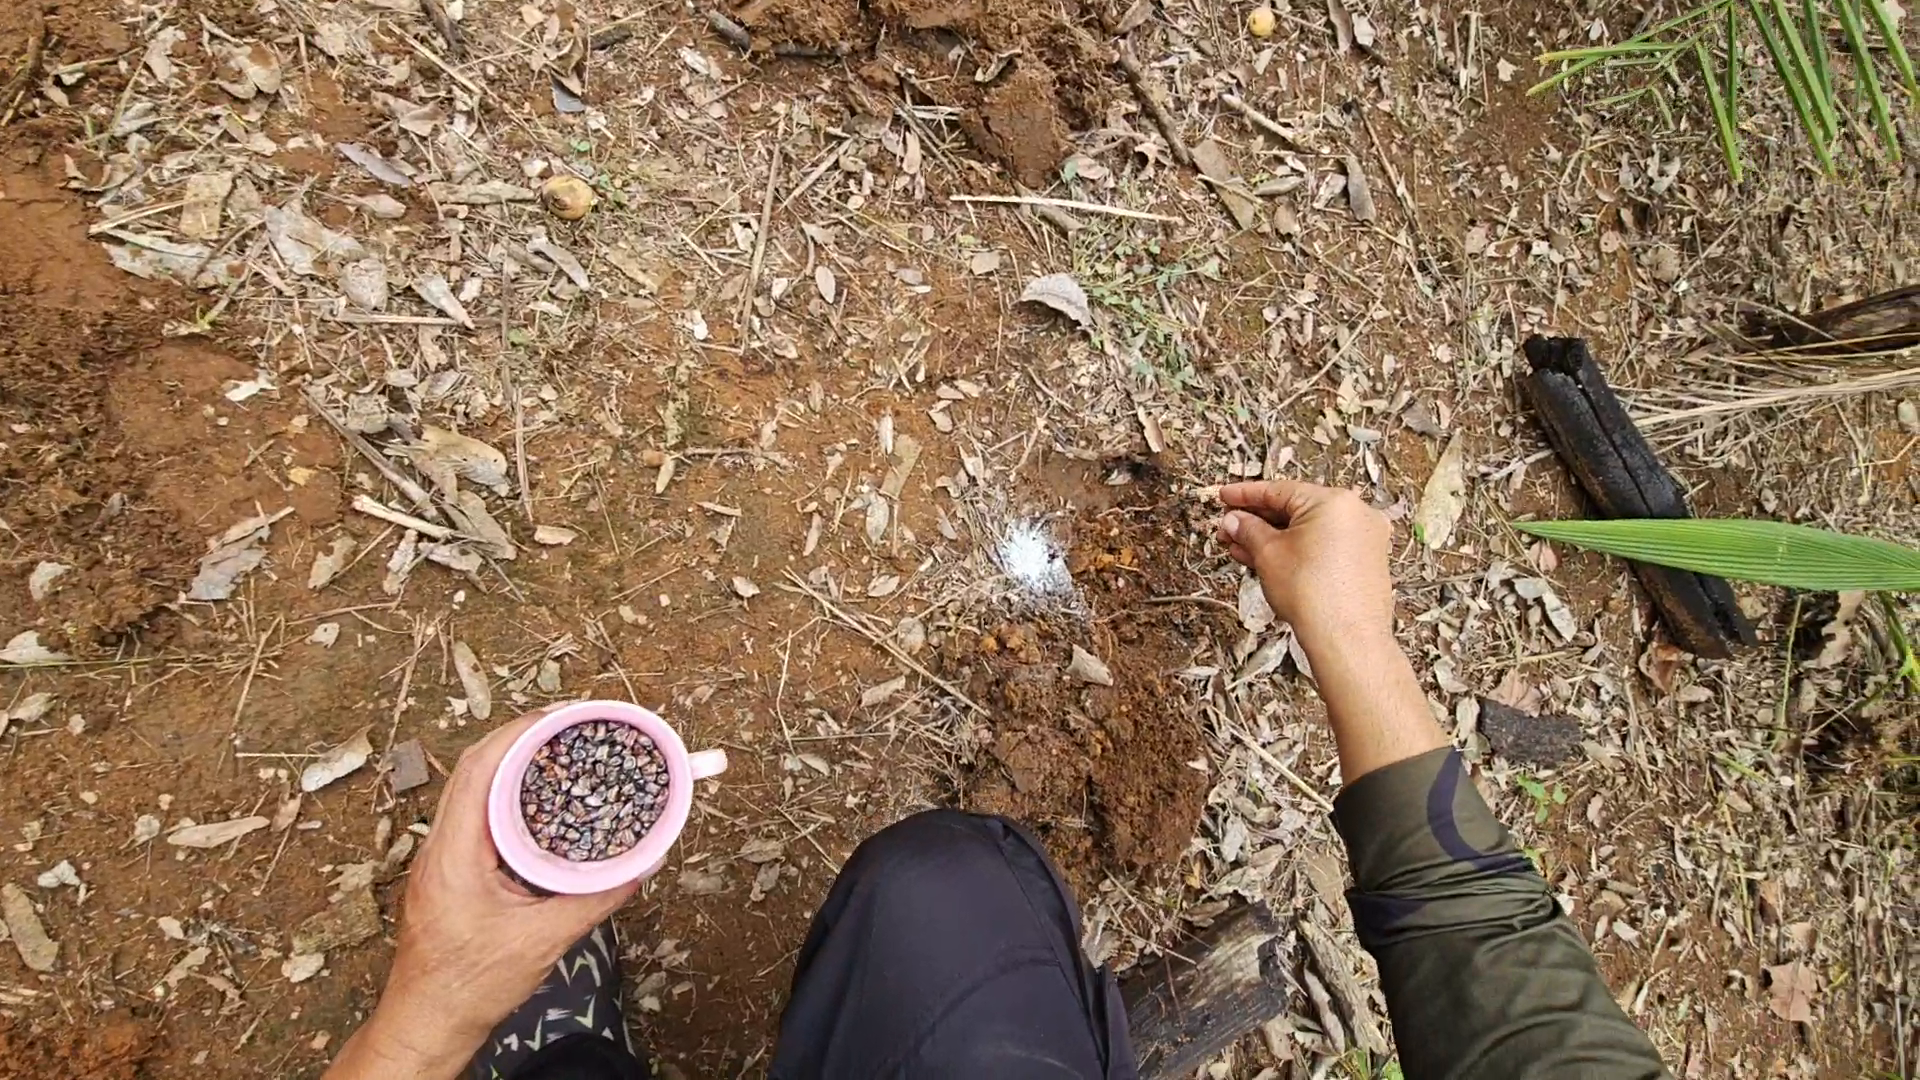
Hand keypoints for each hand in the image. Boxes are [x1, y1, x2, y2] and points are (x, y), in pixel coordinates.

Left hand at [326, 710, 638, 1079]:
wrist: (425, 1025)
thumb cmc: (469, 987)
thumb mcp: (545, 940)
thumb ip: (599, 897)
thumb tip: (646, 862)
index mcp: (455, 856)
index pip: (477, 771)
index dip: (517, 733)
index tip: (558, 714)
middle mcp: (442, 847)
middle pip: (473, 767)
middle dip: (520, 734)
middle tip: (568, 720)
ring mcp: (442, 856)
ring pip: (471, 786)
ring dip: (512, 757)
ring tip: (558, 744)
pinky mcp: (451, 866)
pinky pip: (477, 809)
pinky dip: (508, 786)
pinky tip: (541, 791)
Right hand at [1214, 479, 1445, 782]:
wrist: (1346, 638)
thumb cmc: (1311, 593)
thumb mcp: (1267, 554)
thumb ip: (1247, 529)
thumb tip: (1234, 520)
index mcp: (1333, 501)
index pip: (1278, 491)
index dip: (1244, 495)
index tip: (1224, 496)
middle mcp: (1355, 513)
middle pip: (1294, 510)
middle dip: (1256, 521)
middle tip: (1228, 528)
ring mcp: (1364, 538)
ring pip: (1307, 530)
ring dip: (1272, 537)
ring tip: (1240, 547)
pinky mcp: (1366, 561)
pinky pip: (1323, 545)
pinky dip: (1295, 549)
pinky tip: (1268, 560)